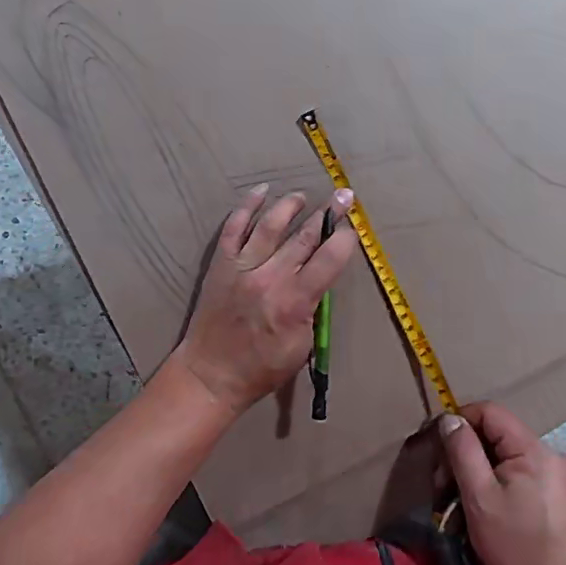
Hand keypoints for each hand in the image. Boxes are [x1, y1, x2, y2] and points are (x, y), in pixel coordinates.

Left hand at [172, 185, 358, 412]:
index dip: (345, 240)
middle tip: (343, 196)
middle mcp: (269, 277)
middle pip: (304, 237)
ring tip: (302, 196)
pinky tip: (260, 191)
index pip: (328, 260)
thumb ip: (312, 309)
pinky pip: (234, 227)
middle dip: (328, 214)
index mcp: (294, 301)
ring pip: (270, 225)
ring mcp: (242, 266)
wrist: (211, 372)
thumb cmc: (262, 368)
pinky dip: (247, 206)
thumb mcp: (302, 346)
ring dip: (289, 206)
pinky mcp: (221, 263)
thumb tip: (318, 278)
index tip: (354, 228)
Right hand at [438, 403, 565, 564]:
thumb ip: (462, 451)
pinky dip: (509, 490)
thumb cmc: (524, 557)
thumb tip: (450, 418)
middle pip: (501, 438)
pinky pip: (533, 481)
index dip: (458, 422)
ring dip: (486, 477)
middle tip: (446, 491)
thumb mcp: (480, 500)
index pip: (490, 411)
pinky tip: (501, 520)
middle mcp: (561, 458)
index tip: (439, 454)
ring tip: (471, 510)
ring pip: (514, 462)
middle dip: (468, 457)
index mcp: (538, 451)